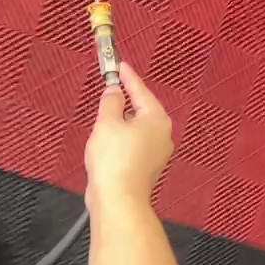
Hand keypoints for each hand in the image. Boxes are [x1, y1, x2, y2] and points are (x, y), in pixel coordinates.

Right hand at [85, 62, 172, 209]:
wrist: (118, 199)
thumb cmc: (115, 161)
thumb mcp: (107, 122)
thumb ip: (111, 102)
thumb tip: (114, 93)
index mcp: (156, 119)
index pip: (141, 91)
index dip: (128, 77)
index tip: (120, 66)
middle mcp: (161, 135)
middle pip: (141, 110)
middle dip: (124, 102)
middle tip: (109, 91)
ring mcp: (155, 154)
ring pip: (136, 129)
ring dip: (120, 124)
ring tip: (102, 122)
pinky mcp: (145, 168)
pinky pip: (132, 146)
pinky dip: (120, 141)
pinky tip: (106, 144)